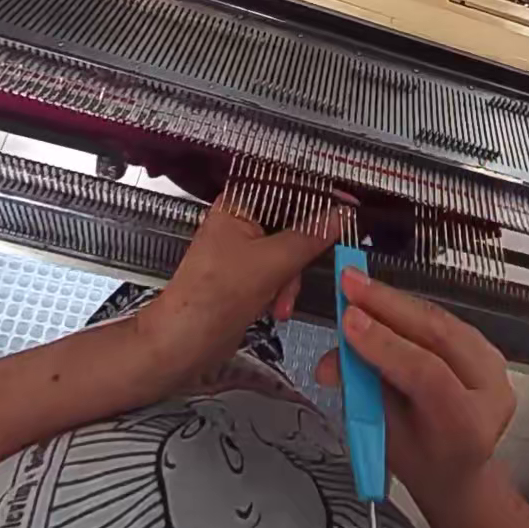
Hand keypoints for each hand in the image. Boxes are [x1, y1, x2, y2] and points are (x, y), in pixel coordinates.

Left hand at [133, 198, 335, 383]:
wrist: (186, 342)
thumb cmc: (214, 294)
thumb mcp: (270, 262)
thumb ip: (308, 237)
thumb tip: (338, 215)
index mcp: (236, 204)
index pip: (282, 185)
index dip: (313, 193)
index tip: (343, 203)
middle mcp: (239, 221)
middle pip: (290, 220)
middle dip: (300, 251)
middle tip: (309, 264)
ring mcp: (243, 250)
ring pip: (288, 250)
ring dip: (291, 278)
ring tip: (281, 300)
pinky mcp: (247, 276)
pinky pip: (280, 272)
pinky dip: (283, 290)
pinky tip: (276, 307)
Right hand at [314, 269, 514, 506]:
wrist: (455, 464)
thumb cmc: (418, 457)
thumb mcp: (382, 434)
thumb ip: (360, 391)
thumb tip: (331, 361)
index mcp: (466, 428)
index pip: (428, 376)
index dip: (385, 344)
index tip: (348, 319)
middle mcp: (490, 392)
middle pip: (437, 335)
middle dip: (385, 304)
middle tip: (348, 283)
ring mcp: (491, 364)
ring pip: (436, 318)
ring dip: (391, 299)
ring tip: (355, 284)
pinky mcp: (482, 344)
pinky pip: (437, 316)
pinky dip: (402, 304)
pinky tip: (376, 294)